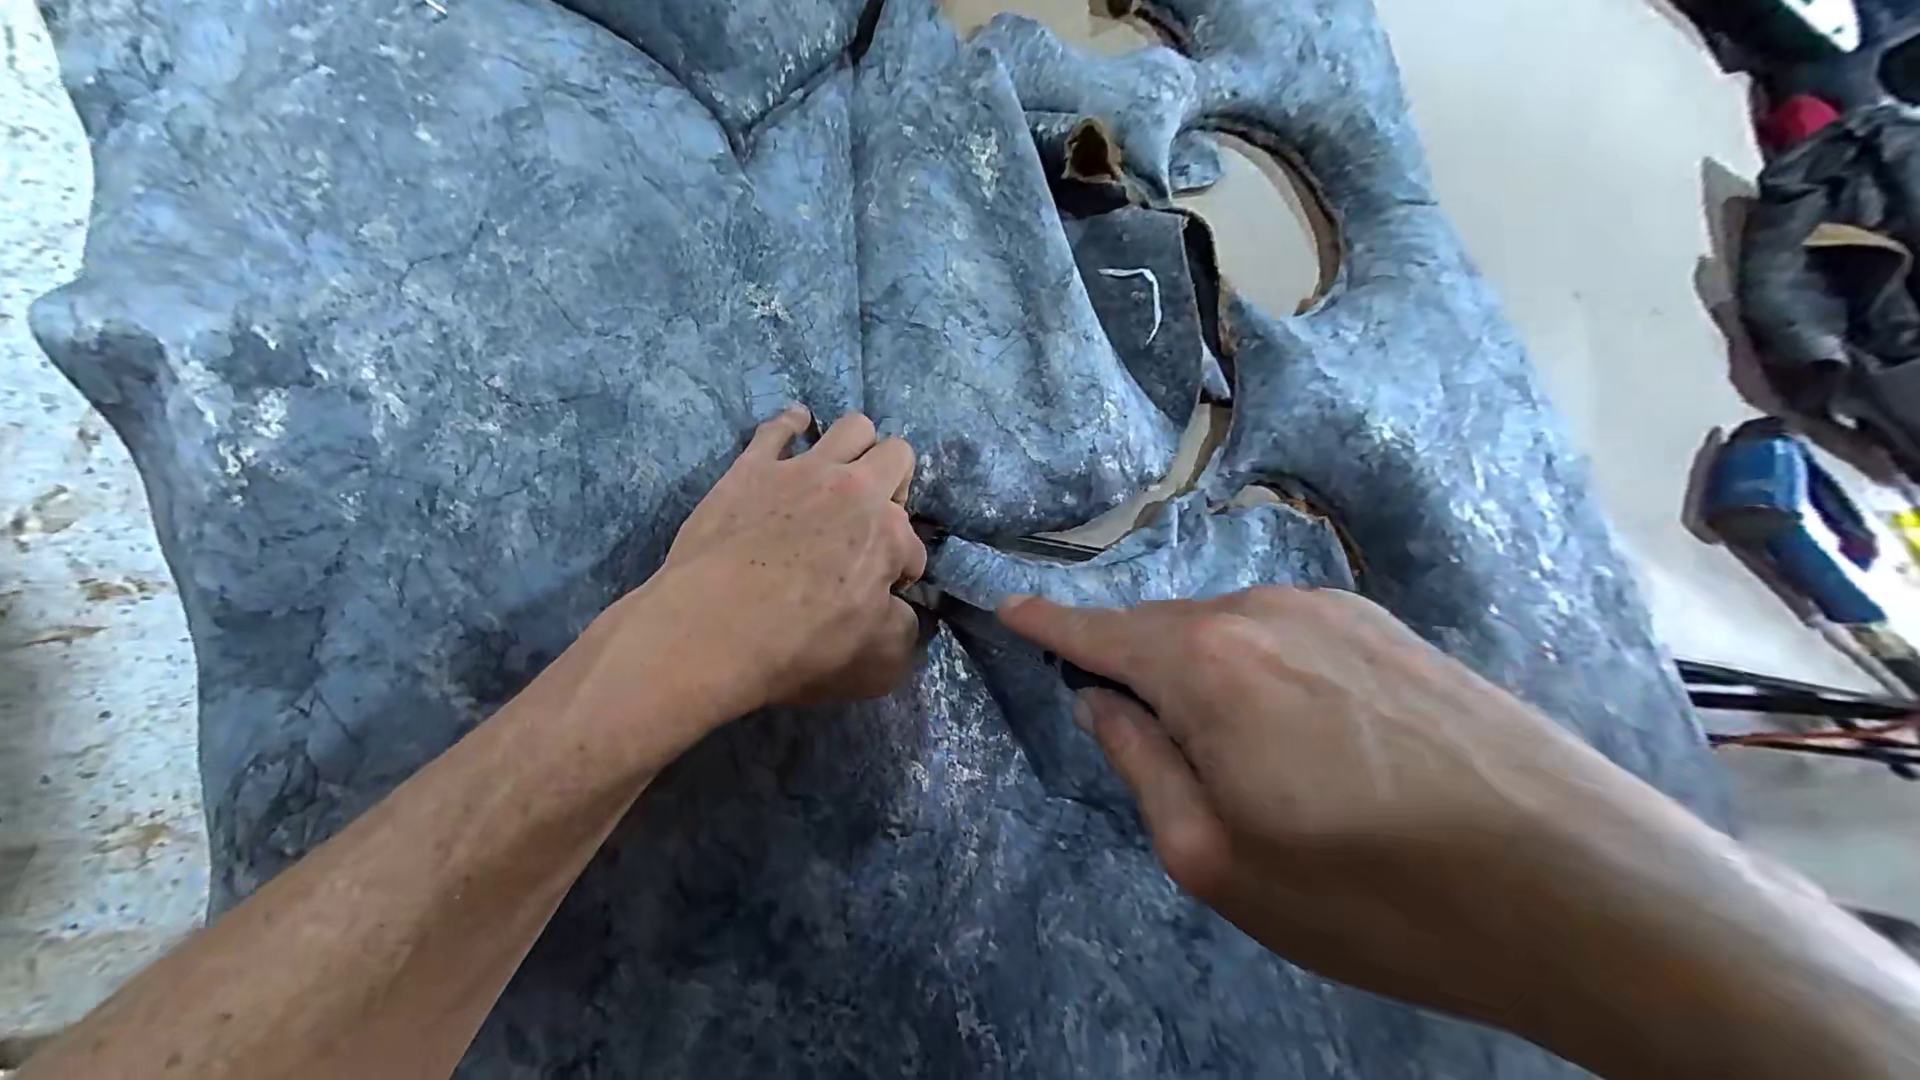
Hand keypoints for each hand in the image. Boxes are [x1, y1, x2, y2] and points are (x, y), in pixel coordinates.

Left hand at [644, 406, 925, 711]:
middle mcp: (855, 489)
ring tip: (845, 472)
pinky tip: (798, 425)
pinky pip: (779, 426)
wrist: (710, 630)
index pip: (914, 547)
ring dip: (859, 446)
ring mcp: (802, 470)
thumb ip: (907, 629)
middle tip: (873, 522)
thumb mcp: (881, 662)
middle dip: (897, 485)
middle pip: (899, 456)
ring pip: (853, 426)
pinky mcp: (752, 466)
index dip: (902, 574)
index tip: (881, 594)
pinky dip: (793, 423)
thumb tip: (901, 609)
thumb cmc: (800, 647)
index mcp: (889, 533)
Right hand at [997, 588, 1643, 1023]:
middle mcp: (1258, 610)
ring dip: (1199, 673)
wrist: (1593, 893)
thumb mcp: (1214, 859)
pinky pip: (1279, 631)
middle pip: (1160, 631)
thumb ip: (1138, 763)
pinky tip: (1298, 727)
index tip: (1008, 607)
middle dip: (1129, 665)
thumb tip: (1100, 701)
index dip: (1047, 623)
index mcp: (1206, 665)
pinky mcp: (1380, 621)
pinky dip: (1254, 665)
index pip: (1099, 632)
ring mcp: (1327, 607)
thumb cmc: (1373, 893)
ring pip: (1221, 631)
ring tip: (1233, 749)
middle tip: (1130, 725)